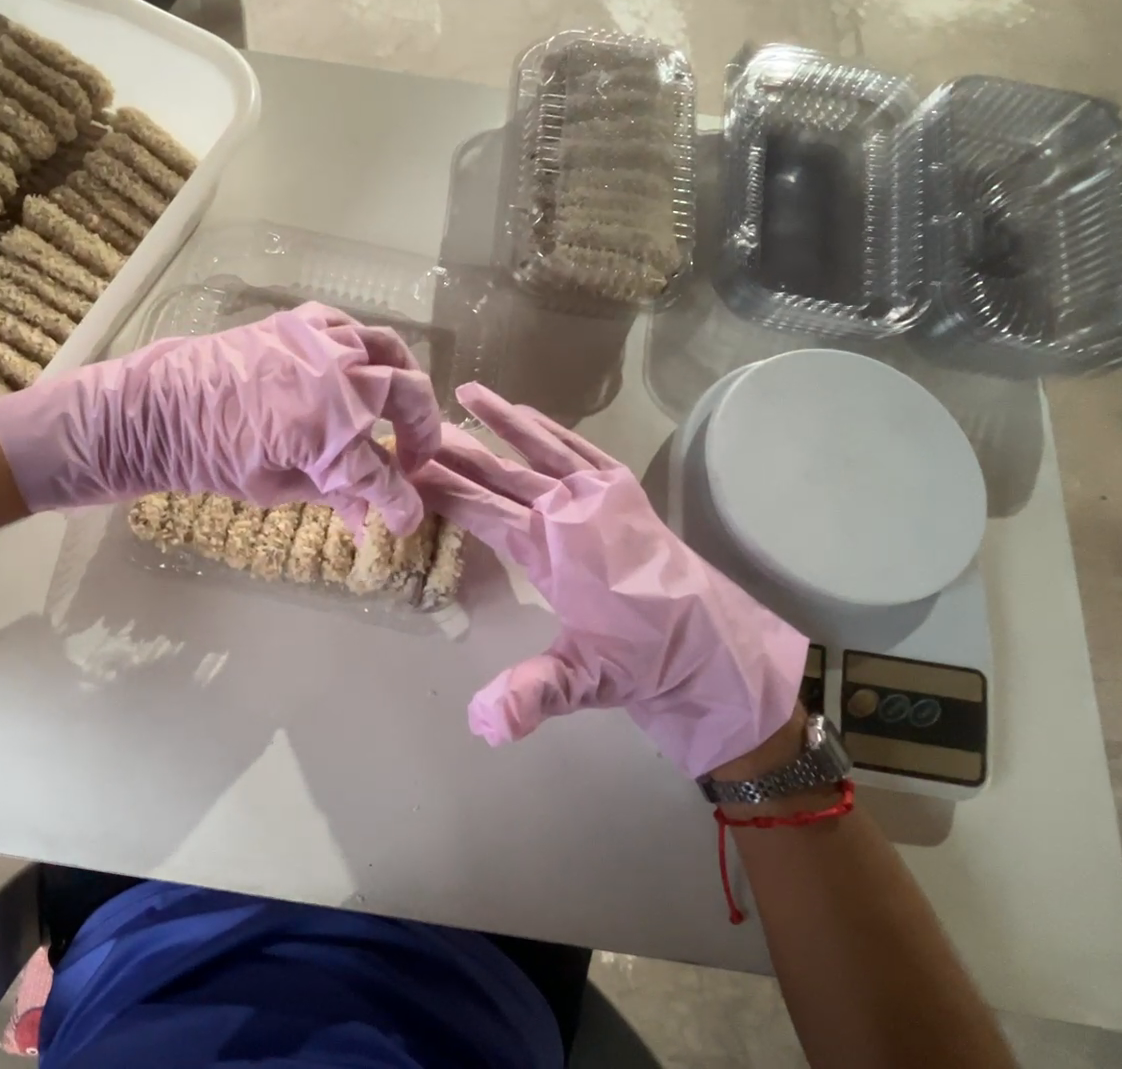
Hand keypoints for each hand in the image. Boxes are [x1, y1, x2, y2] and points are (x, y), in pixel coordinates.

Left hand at [0, 303, 442, 533]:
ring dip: (403, 385)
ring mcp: (319, 345)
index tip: (406, 520)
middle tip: (413, 460)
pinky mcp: (298, 324)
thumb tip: (365, 517)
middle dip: (421, 435)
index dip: (401, 504)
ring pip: (390, 352)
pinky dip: (365, 350)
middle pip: (407, 399)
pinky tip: (356, 370)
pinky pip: (350, 327)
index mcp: (326, 437)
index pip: (384, 477)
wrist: (156, 408)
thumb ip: (328, 495)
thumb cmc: (207, 457)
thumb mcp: (272, 490)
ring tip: (395, 411)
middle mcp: (335, 384)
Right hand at [412, 383, 807, 777]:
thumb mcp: (584, 683)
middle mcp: (576, 511)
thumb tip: (481, 728)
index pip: (484, 508)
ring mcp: (604, 496)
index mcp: (555, 549)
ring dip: (503, 422)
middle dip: (457, 449)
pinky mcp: (626, 494)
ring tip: (466, 393)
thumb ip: (531, 696)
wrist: (718, 654)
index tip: (403, 468)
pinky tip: (528, 415)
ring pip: (542, 448)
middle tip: (412, 428)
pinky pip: (581, 448)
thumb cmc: (644, 665)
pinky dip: (551, 429)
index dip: (441, 489)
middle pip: (504, 472)